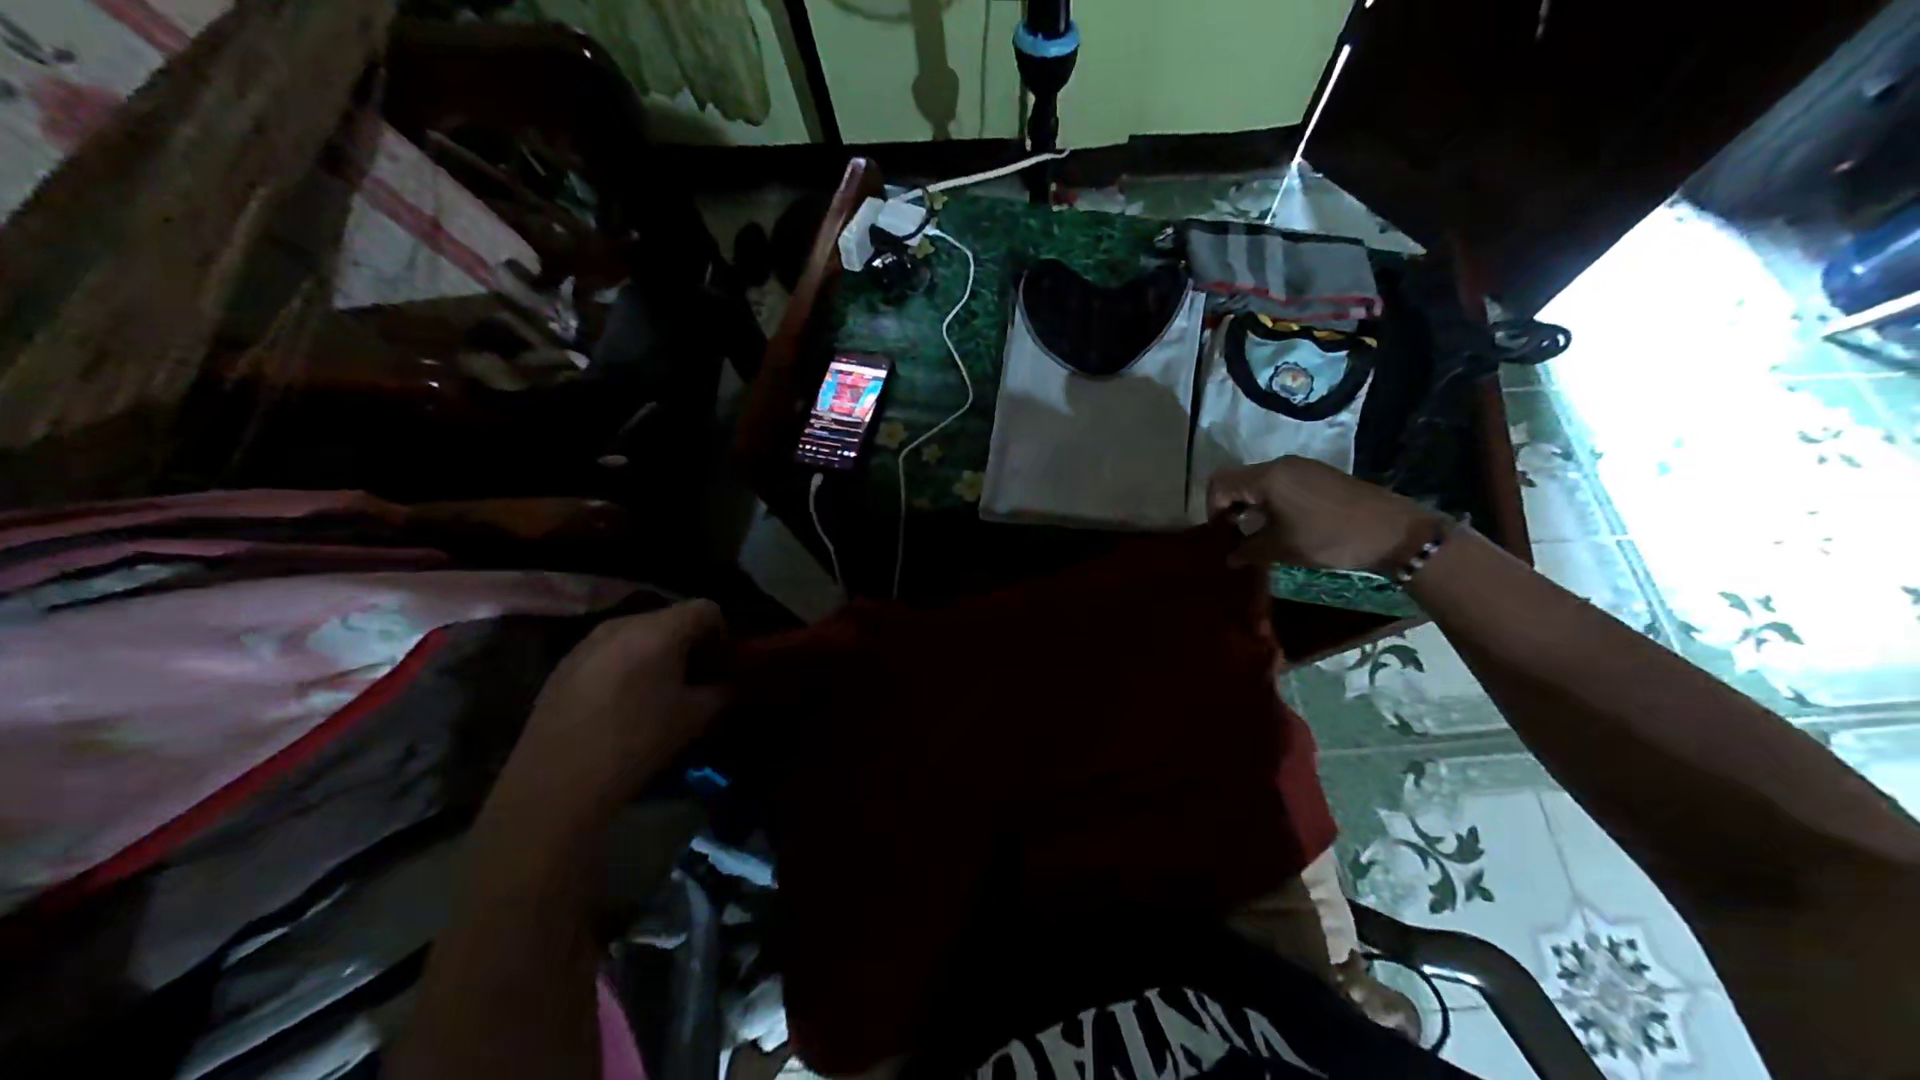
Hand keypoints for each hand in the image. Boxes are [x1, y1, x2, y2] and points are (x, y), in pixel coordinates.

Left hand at [498, 600, 729, 825]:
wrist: (558, 782)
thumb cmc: (637, 744)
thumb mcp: (695, 718)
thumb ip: (723, 690)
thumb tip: (732, 681)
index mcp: (658, 631)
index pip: (705, 607)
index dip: (722, 632)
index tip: (721, 664)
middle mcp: (622, 624)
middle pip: (670, 617)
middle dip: (689, 643)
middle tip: (694, 680)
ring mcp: (588, 641)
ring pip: (638, 633)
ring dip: (657, 652)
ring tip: (657, 693)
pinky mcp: (565, 663)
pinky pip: (610, 650)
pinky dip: (626, 664)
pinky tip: (620, 704)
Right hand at [1206, 456, 1440, 571]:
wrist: (1393, 531)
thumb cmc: (1329, 538)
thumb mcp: (1283, 548)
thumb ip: (1249, 550)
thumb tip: (1229, 558)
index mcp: (1267, 478)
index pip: (1220, 483)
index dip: (1212, 509)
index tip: (1221, 535)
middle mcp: (1281, 465)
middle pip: (1238, 479)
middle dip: (1229, 506)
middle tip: (1234, 535)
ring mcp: (1302, 467)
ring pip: (1259, 480)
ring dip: (1250, 504)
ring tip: (1257, 532)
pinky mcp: (1318, 474)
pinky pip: (1280, 482)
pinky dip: (1270, 500)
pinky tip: (1282, 524)